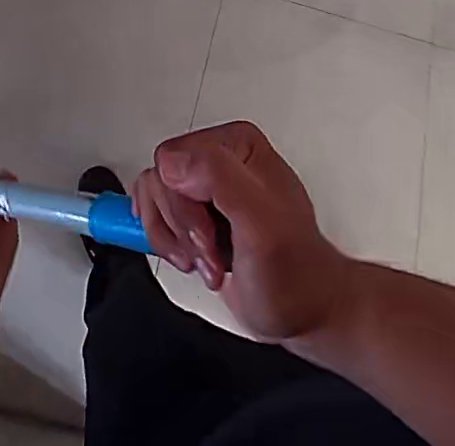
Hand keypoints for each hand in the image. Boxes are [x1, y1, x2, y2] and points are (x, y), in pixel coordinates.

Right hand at [134, 121, 353, 342]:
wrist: (300, 309)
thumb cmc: (294, 272)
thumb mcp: (261, 223)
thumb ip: (219, 178)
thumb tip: (173, 161)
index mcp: (238, 143)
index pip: (172, 157)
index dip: (182, 203)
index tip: (209, 232)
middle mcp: (221, 157)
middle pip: (160, 180)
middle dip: (181, 226)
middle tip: (211, 248)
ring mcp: (206, 184)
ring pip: (154, 198)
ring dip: (175, 239)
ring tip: (209, 257)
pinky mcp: (194, 209)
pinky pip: (154, 215)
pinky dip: (169, 245)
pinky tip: (198, 258)